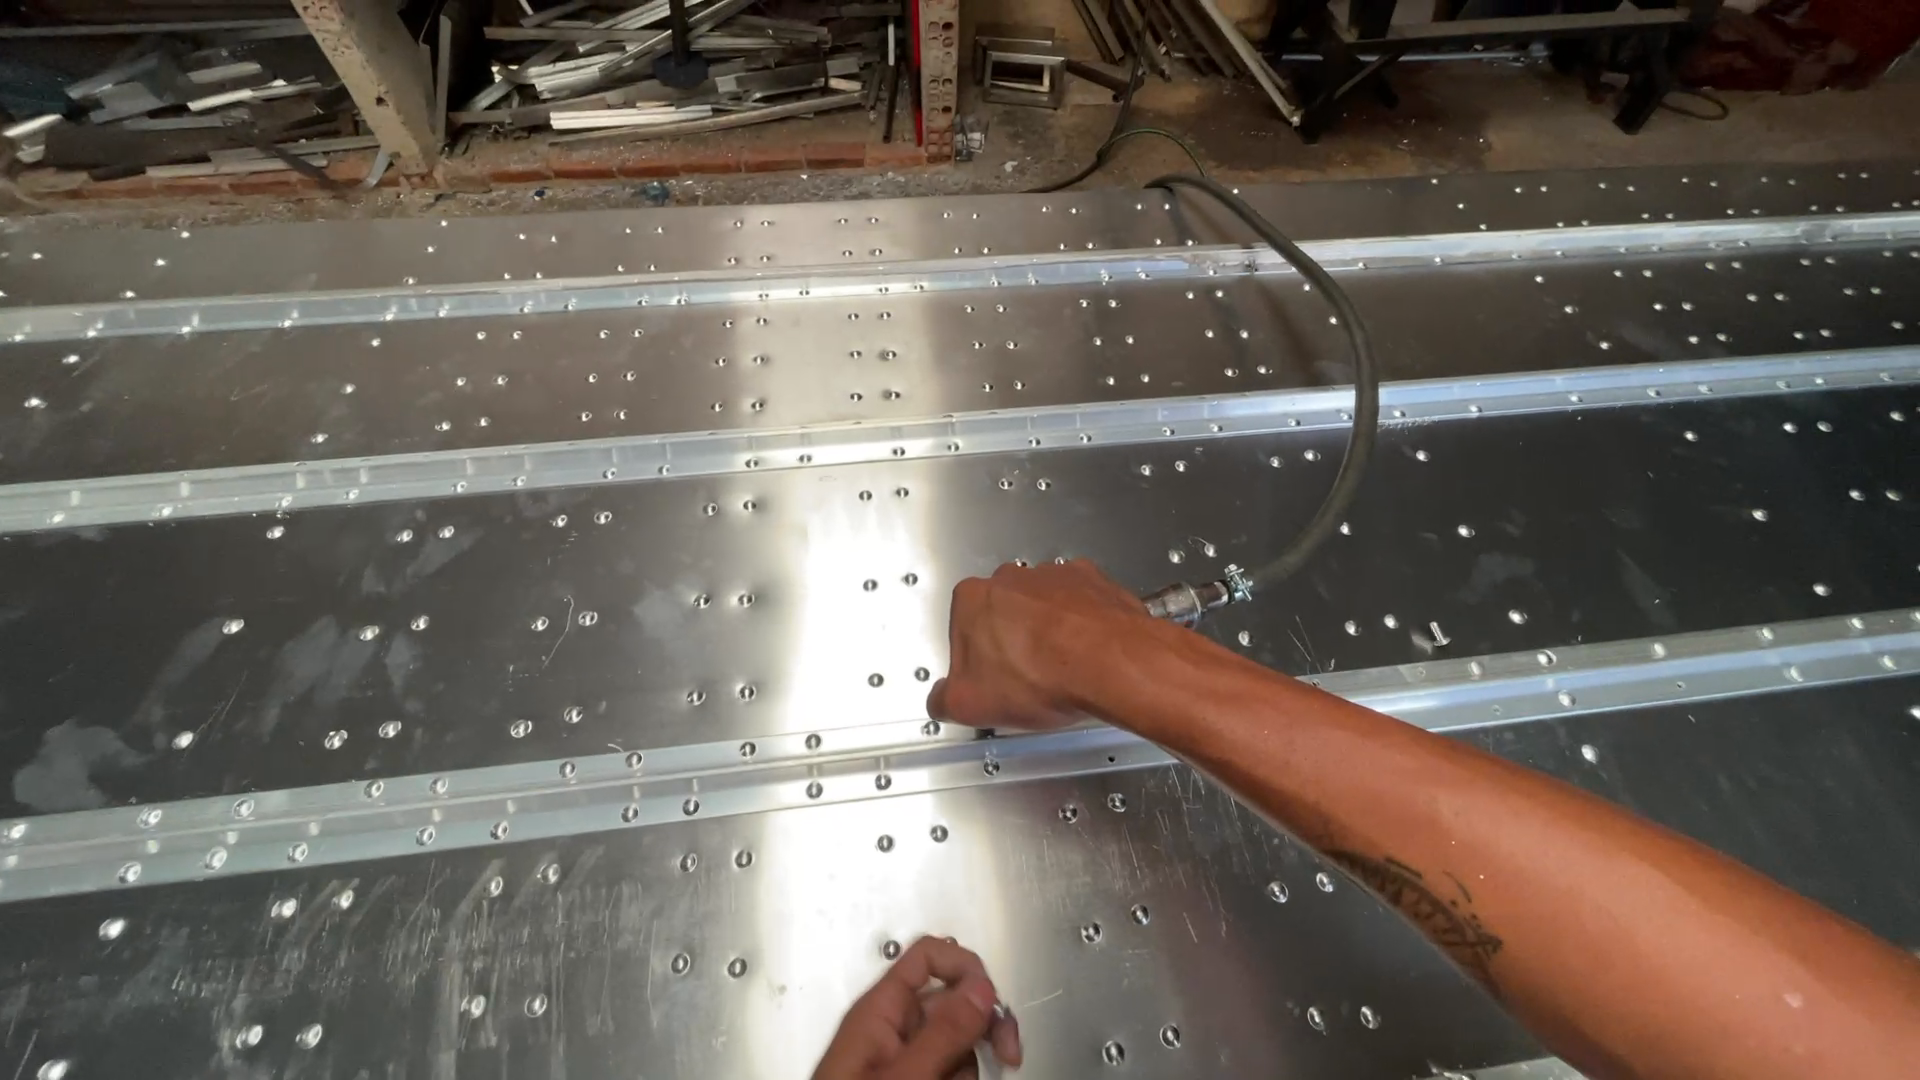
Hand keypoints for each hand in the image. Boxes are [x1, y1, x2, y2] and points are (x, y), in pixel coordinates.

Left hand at [812, 937, 1022, 1079]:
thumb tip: (982, 987)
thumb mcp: (903, 1078)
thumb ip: (943, 1032)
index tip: (993, 1002)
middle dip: (981, 1027)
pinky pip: (948, 1074)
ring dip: (967, 1069)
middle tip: (1009, 1054)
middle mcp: (890, 1029)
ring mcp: (899, 1062)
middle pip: (951, 1002)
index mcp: (879, 1011)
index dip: (965, 967)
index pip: (928, 957)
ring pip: (956, 1045)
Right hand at [926, 559, 1150, 730]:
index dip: (976, 662)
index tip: (990, 682)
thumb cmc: (1042, 676)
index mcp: (971, 598)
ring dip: (1047, 631)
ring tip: (1061, 669)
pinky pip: (1079, 603)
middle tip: (1026, 679)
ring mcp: (1053, 575)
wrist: (1110, 663)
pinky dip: (1081, 624)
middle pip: (1002, 614)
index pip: (962, 631)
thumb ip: (943, 699)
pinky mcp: (1091, 580)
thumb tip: (942, 699)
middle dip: (1011, 642)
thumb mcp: (969, 706)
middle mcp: (1011, 578)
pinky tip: (1086, 654)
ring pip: (1042, 607)